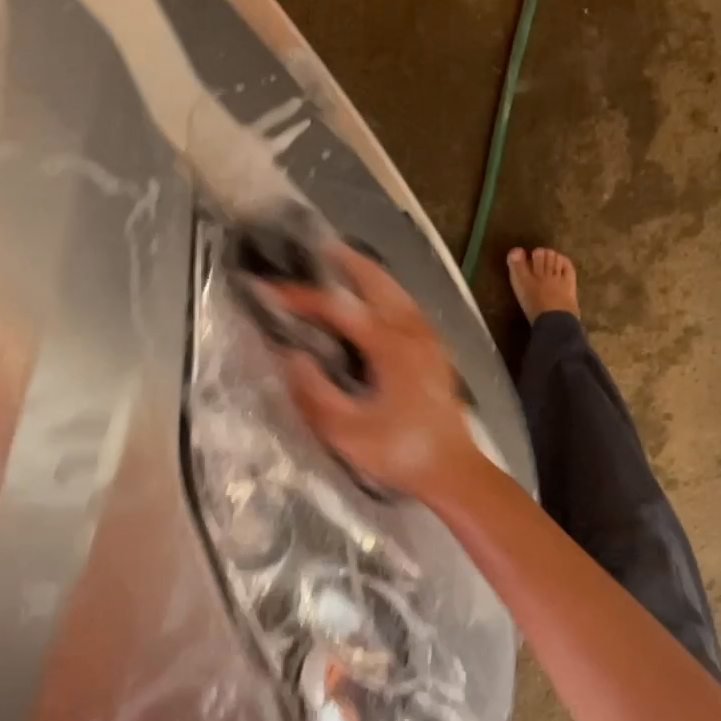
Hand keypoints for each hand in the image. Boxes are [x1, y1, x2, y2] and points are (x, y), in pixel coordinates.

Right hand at [256, 242, 486, 499]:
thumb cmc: (401, 453)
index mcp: (390, 345)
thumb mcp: (347, 432)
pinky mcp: (435, 349)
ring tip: (339, 265)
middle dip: (344, 262)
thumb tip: (290, 355)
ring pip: (395, 290)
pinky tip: (371, 301)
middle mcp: (413, 330)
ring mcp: (429, 337)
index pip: (337, 306)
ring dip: (366, 274)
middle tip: (313, 249)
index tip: (266, 288)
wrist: (455, 470)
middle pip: (376, 280)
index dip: (299, 296)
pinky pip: (406, 305)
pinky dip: (384, 291)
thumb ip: (315, 392)